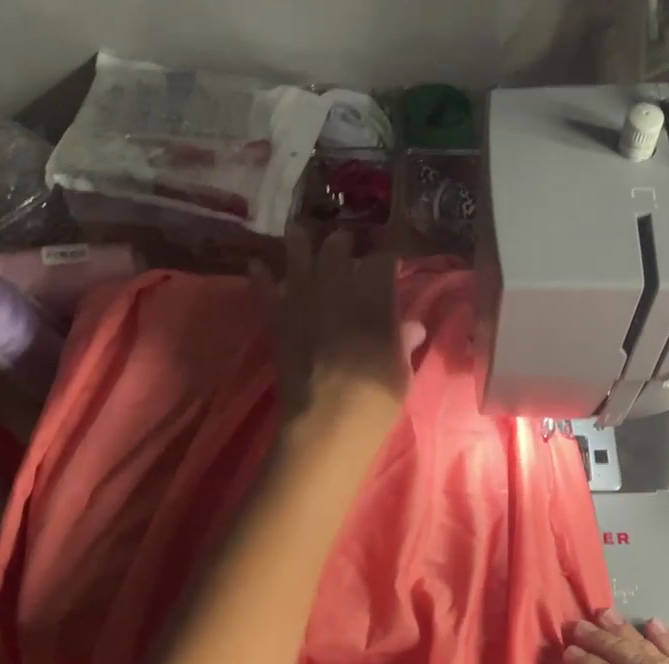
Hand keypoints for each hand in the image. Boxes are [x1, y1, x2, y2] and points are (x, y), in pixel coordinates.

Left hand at [251, 228, 427, 422]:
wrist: (325, 425)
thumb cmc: (374, 403)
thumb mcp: (400, 373)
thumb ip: (402, 342)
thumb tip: (411, 325)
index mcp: (375, 299)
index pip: (382, 261)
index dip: (386, 259)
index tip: (389, 264)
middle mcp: (338, 288)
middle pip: (338, 248)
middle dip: (344, 243)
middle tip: (346, 246)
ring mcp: (304, 300)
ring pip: (298, 253)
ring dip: (301, 242)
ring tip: (301, 234)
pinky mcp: (278, 318)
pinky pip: (264, 287)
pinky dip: (260, 275)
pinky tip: (256, 265)